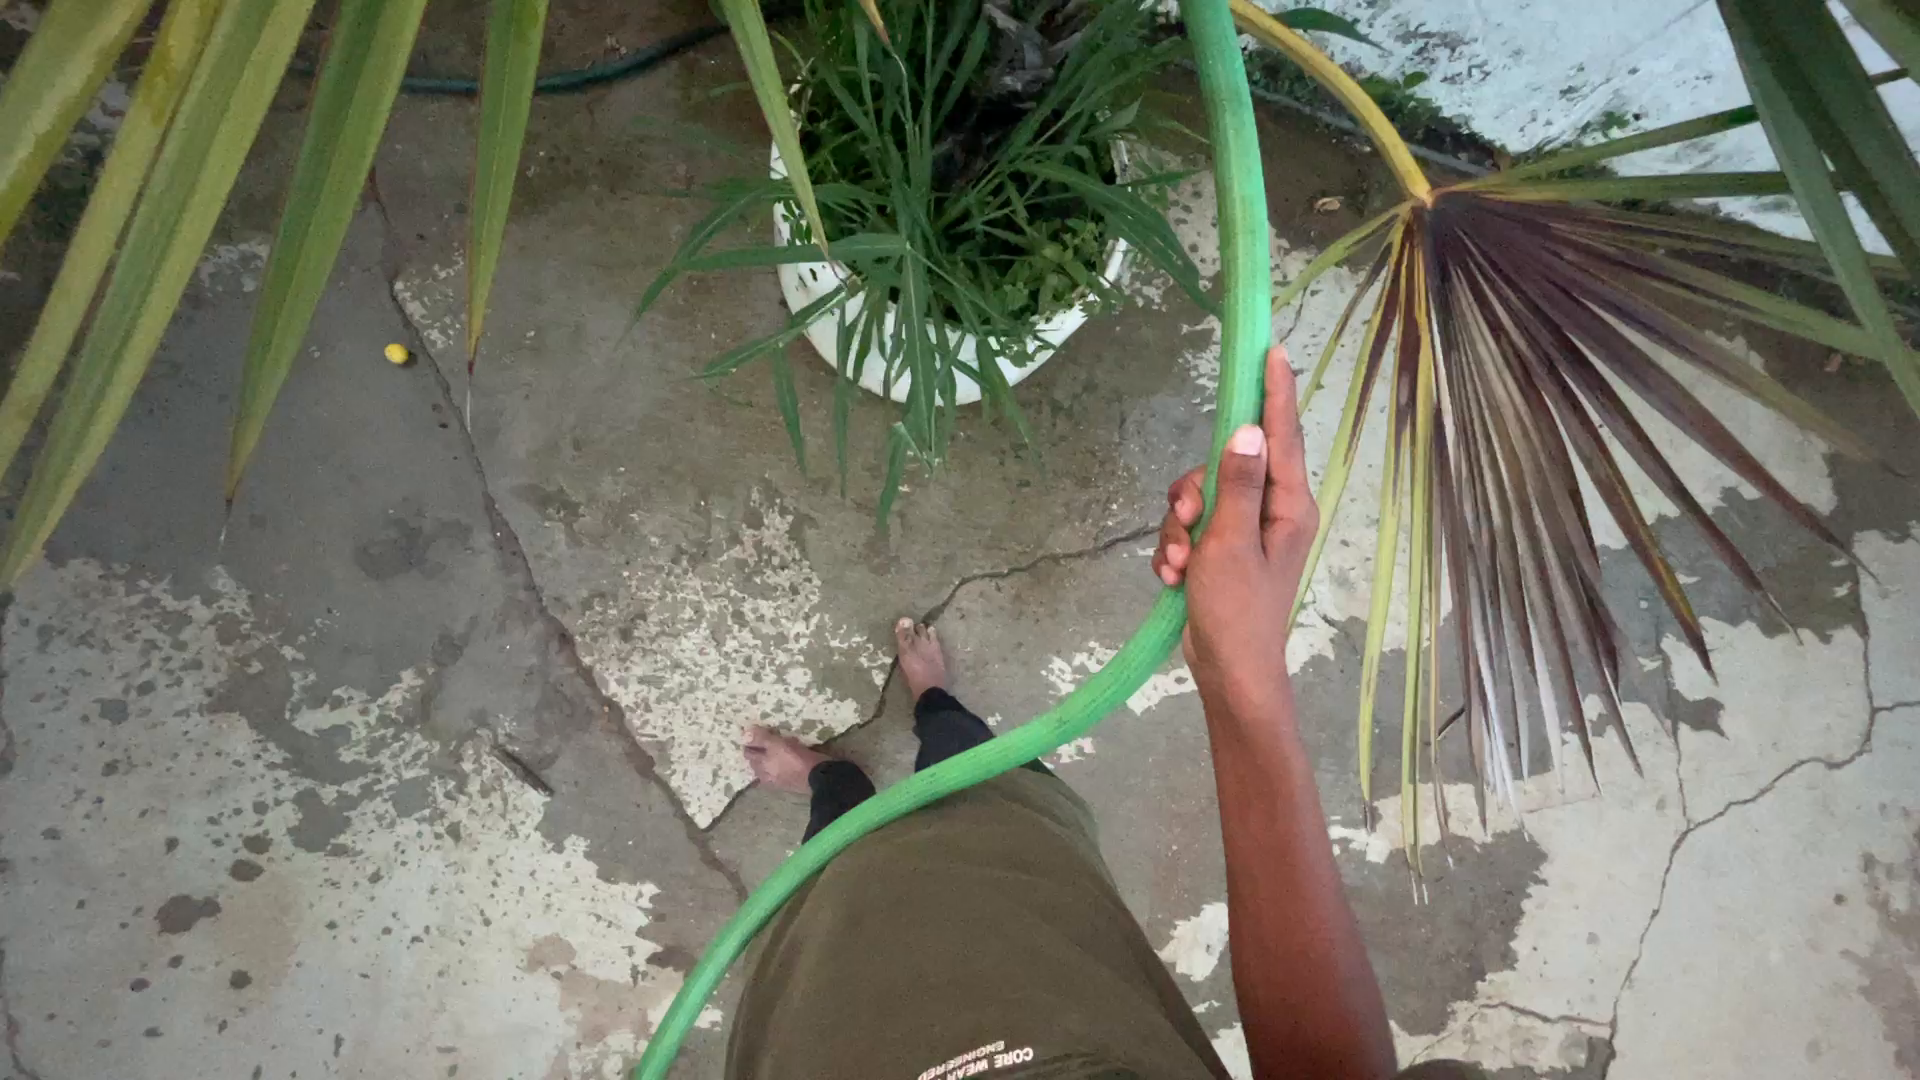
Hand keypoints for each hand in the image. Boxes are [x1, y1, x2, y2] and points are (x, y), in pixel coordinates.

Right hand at [1150, 345, 1318, 710]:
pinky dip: (1175, 550)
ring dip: (1178, 530)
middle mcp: (1269, 512)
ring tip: (1179, 566)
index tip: (1272, 352)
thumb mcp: (1230, 545)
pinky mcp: (1220, 552)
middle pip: (1224, 468)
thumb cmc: (1237, 612)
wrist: (1227, 672)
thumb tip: (1245, 431)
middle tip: (1186, 523)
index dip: (1274, 393)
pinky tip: (1174, 577)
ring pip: (1199, 500)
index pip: (1280, 436)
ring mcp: (1243, 533)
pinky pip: (1189, 530)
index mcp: (1287, 506)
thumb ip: (1236, 486)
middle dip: (1194, 493)